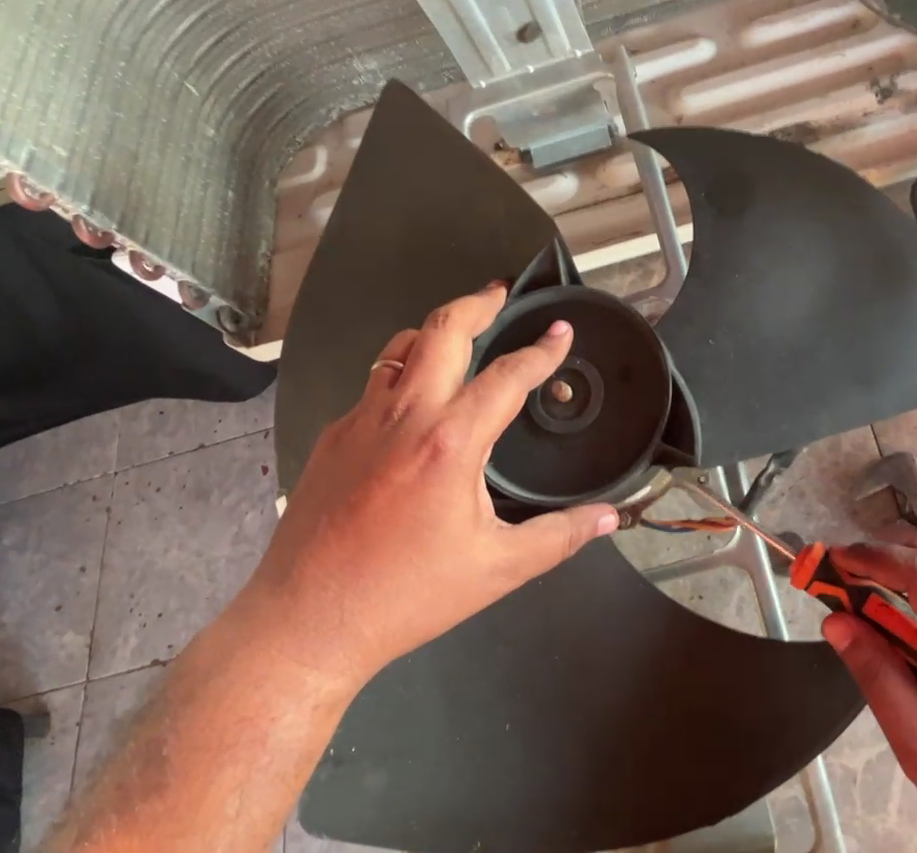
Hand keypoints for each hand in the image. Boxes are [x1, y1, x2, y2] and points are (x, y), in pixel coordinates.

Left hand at [249, 282, 618, 683]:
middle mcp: (404, 416)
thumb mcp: (498, 569)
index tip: (560, 331)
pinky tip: (415, 403)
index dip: (541, 350)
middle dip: (478, 302)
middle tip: (502, 294)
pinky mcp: (331, 437)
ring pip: (399, 348)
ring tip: (462, 334)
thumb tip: (609, 518)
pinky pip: (373, 386)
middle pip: (442, 329)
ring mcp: (359, 421)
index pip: (507, 376)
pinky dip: (402, 375)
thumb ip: (560, 536)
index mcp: (450, 442)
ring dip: (436, 332)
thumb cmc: (407, 596)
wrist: (307, 622)